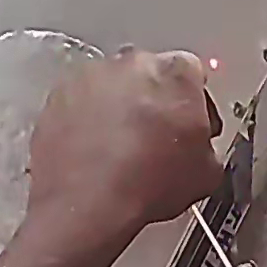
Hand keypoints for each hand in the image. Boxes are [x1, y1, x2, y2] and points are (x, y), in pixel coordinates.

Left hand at [19, 48, 224, 261]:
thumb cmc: (149, 182)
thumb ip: (208, 148)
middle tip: (159, 140)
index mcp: (176, 74)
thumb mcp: (207, 173)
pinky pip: (83, 105)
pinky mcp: (59, 97)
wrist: (91, 202)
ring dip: (122, 112)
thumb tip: (201, 152)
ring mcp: (90, 77)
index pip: (194, 76)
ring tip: (126, 153)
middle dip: (156, 103)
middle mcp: (132, 64)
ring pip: (115, 89)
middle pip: (151, 77)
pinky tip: (100, 155)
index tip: (193, 125)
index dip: (196, 104)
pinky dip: (91, 124)